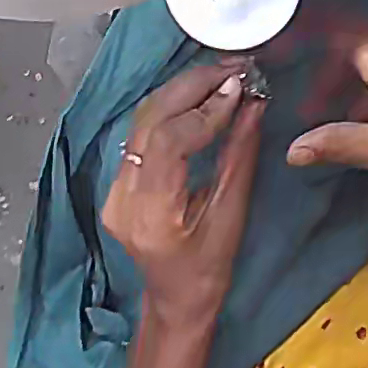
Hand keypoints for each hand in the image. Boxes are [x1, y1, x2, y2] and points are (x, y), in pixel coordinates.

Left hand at [103, 62, 266, 329]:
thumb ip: (239, 155)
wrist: (174, 299)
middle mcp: (122, 196)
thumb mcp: (232, 214)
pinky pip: (143, 128)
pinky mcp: (117, 178)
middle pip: (150, 119)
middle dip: (193, 85)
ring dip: (183, 88)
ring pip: (143, 117)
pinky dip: (173, 104)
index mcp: (150, 214)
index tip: (239, 89)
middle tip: (234, 68)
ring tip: (222, 74)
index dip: (205, 110)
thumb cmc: (210, 269)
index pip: (169, 142)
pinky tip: (200, 92)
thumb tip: (253, 103)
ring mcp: (114, 186)